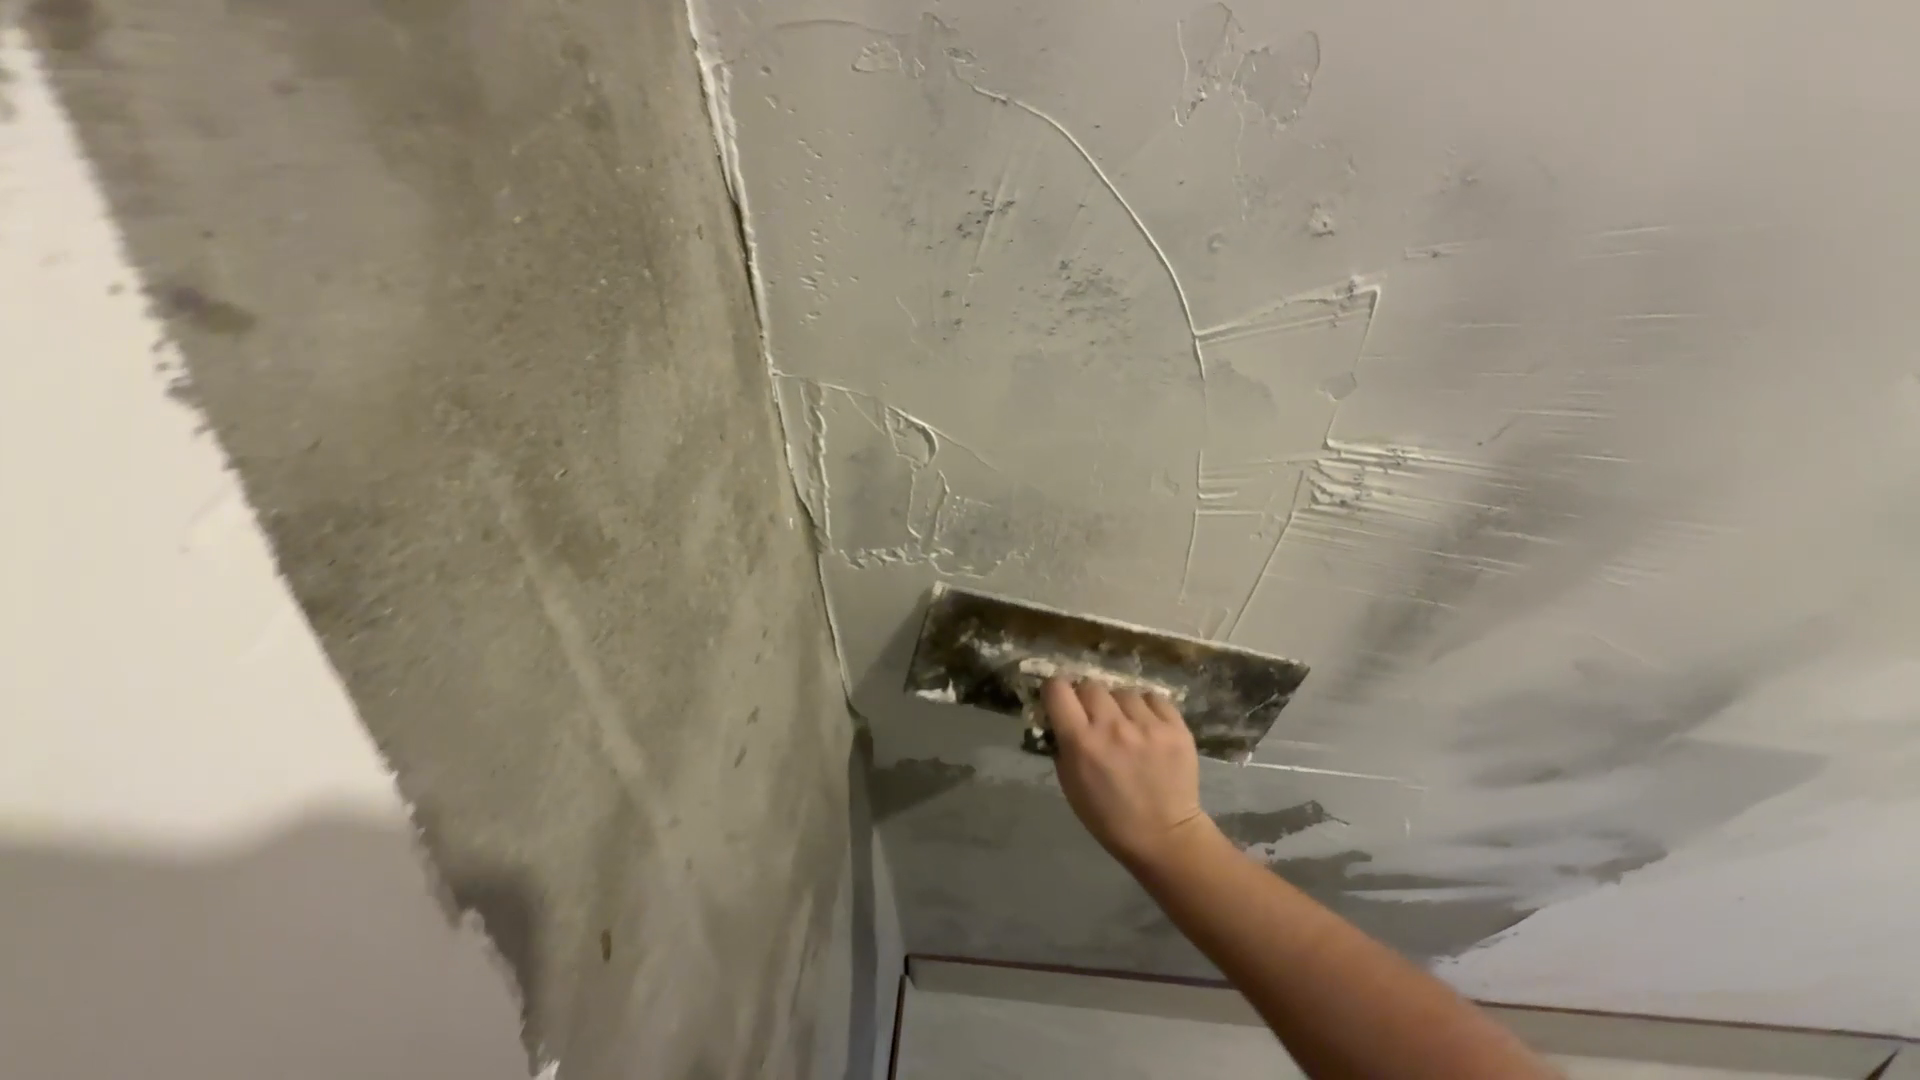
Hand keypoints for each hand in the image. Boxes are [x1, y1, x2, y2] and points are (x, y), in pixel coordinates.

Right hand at [1042, 676, 1214, 869]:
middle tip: (1094, 717)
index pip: (1057, 689)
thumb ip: (1062, 745)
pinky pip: (1153, 698)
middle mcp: (1113, 726)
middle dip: (1087, 698)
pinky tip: (1147, 727)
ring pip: (1123, 691)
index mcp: (1081, 742)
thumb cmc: (1107, 816)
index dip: (1055, 691)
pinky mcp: (1176, 727)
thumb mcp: (1069, 784)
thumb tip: (1059, 717)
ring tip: (1126, 726)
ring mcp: (1148, 725)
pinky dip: (1146, 709)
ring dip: (1119, 705)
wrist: (1163, 836)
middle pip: (1091, 685)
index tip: (1060, 700)